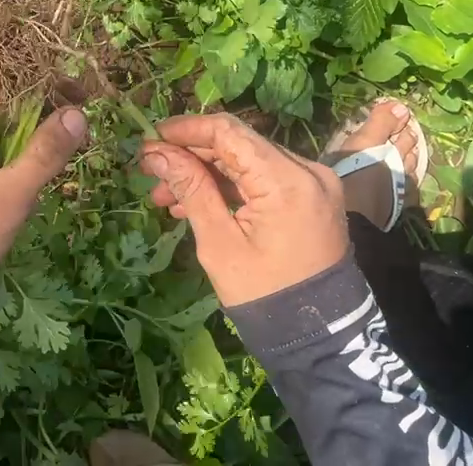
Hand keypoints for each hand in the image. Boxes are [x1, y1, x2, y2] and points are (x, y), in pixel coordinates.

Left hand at [0, 88, 87, 289]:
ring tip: (53, 150)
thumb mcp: (9, 198)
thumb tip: (78, 113)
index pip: (2, 86)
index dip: (43, 88)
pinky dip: (5, 148)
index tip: (79, 98)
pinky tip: (24, 168)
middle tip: (72, 127)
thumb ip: (44, 153)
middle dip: (35, 111)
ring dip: (22, 132)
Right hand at [140, 113, 348, 306]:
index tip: (150, 141)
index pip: (228, 131)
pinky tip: (195, 205)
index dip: (185, 130)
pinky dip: (229, 187)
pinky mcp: (311, 198)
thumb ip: (190, 188)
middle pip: (236, 144)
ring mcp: (312, 183)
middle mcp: (306, 171)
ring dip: (206, 173)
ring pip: (246, 160)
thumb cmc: (265, 294)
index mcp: (286, 180)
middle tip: (152, 174)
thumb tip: (155, 152)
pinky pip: (262, 179)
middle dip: (190, 156)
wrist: (322, 341)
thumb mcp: (219, 243)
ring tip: (166, 197)